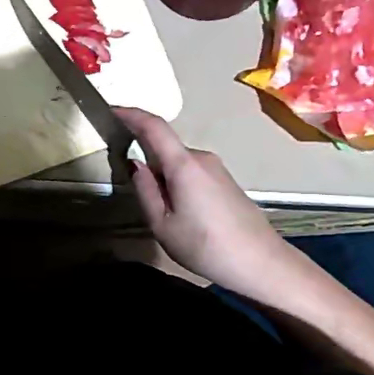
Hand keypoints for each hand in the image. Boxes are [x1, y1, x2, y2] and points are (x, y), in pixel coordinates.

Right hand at [115, 107, 304, 301]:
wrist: (261, 264)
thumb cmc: (206, 246)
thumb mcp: (162, 225)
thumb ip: (145, 191)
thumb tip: (135, 164)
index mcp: (184, 165)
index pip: (154, 126)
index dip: (131, 115)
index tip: (111, 110)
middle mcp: (202, 158)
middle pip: (164, 148)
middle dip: (143, 160)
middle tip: (131, 191)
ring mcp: (216, 169)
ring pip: (176, 163)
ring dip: (160, 176)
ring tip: (157, 211)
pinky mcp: (224, 182)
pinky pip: (190, 172)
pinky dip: (175, 182)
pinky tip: (177, 213)